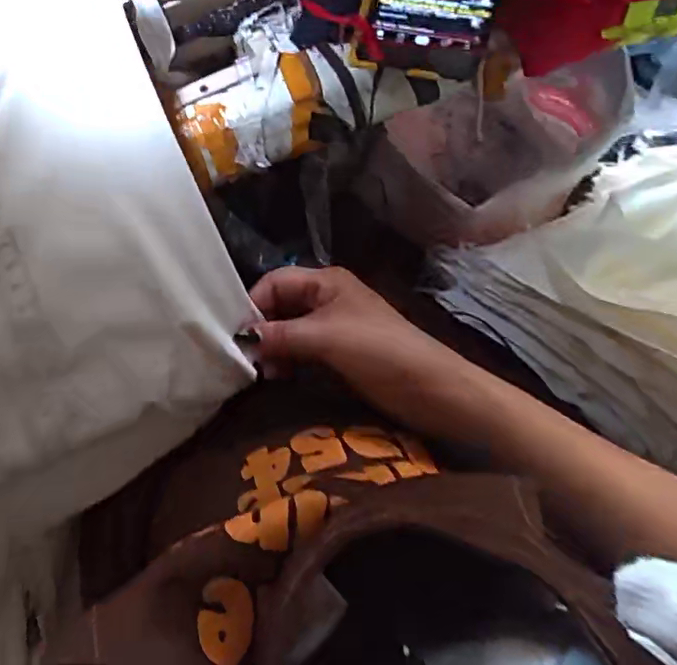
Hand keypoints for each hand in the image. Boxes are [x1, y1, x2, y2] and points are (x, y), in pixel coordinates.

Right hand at [247, 266, 494, 441]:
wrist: (440, 393)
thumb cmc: (382, 353)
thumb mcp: (325, 339)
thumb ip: (279, 335)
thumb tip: (240, 339)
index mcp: (325, 282)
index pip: (273, 283)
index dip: (253, 305)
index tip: (236, 334)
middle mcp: (326, 298)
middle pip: (278, 305)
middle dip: (261, 329)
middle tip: (248, 356)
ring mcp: (333, 325)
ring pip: (287, 329)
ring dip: (273, 348)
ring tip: (265, 372)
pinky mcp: (339, 352)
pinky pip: (300, 349)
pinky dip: (287, 360)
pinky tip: (281, 376)